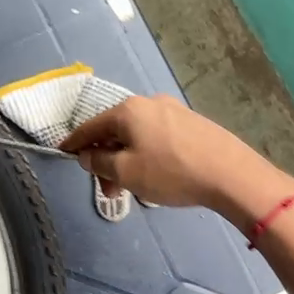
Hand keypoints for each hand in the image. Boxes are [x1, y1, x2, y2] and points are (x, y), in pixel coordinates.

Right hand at [58, 95, 293, 224]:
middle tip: (107, 190)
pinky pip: (156, 137)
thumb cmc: (171, 173)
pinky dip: (146, 154)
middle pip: (115, 131)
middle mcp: (149, 103)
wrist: (232, 175)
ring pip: (137, 136)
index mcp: (127, 111)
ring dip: (126, 160)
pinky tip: (153, 175)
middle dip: (105, 160)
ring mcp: (173, 111)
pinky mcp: (193, 124)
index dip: (74, 142)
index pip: (90, 126)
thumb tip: (87, 155)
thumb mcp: (126, 172)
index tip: (61, 151)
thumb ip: (99, 162)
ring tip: (131, 189)